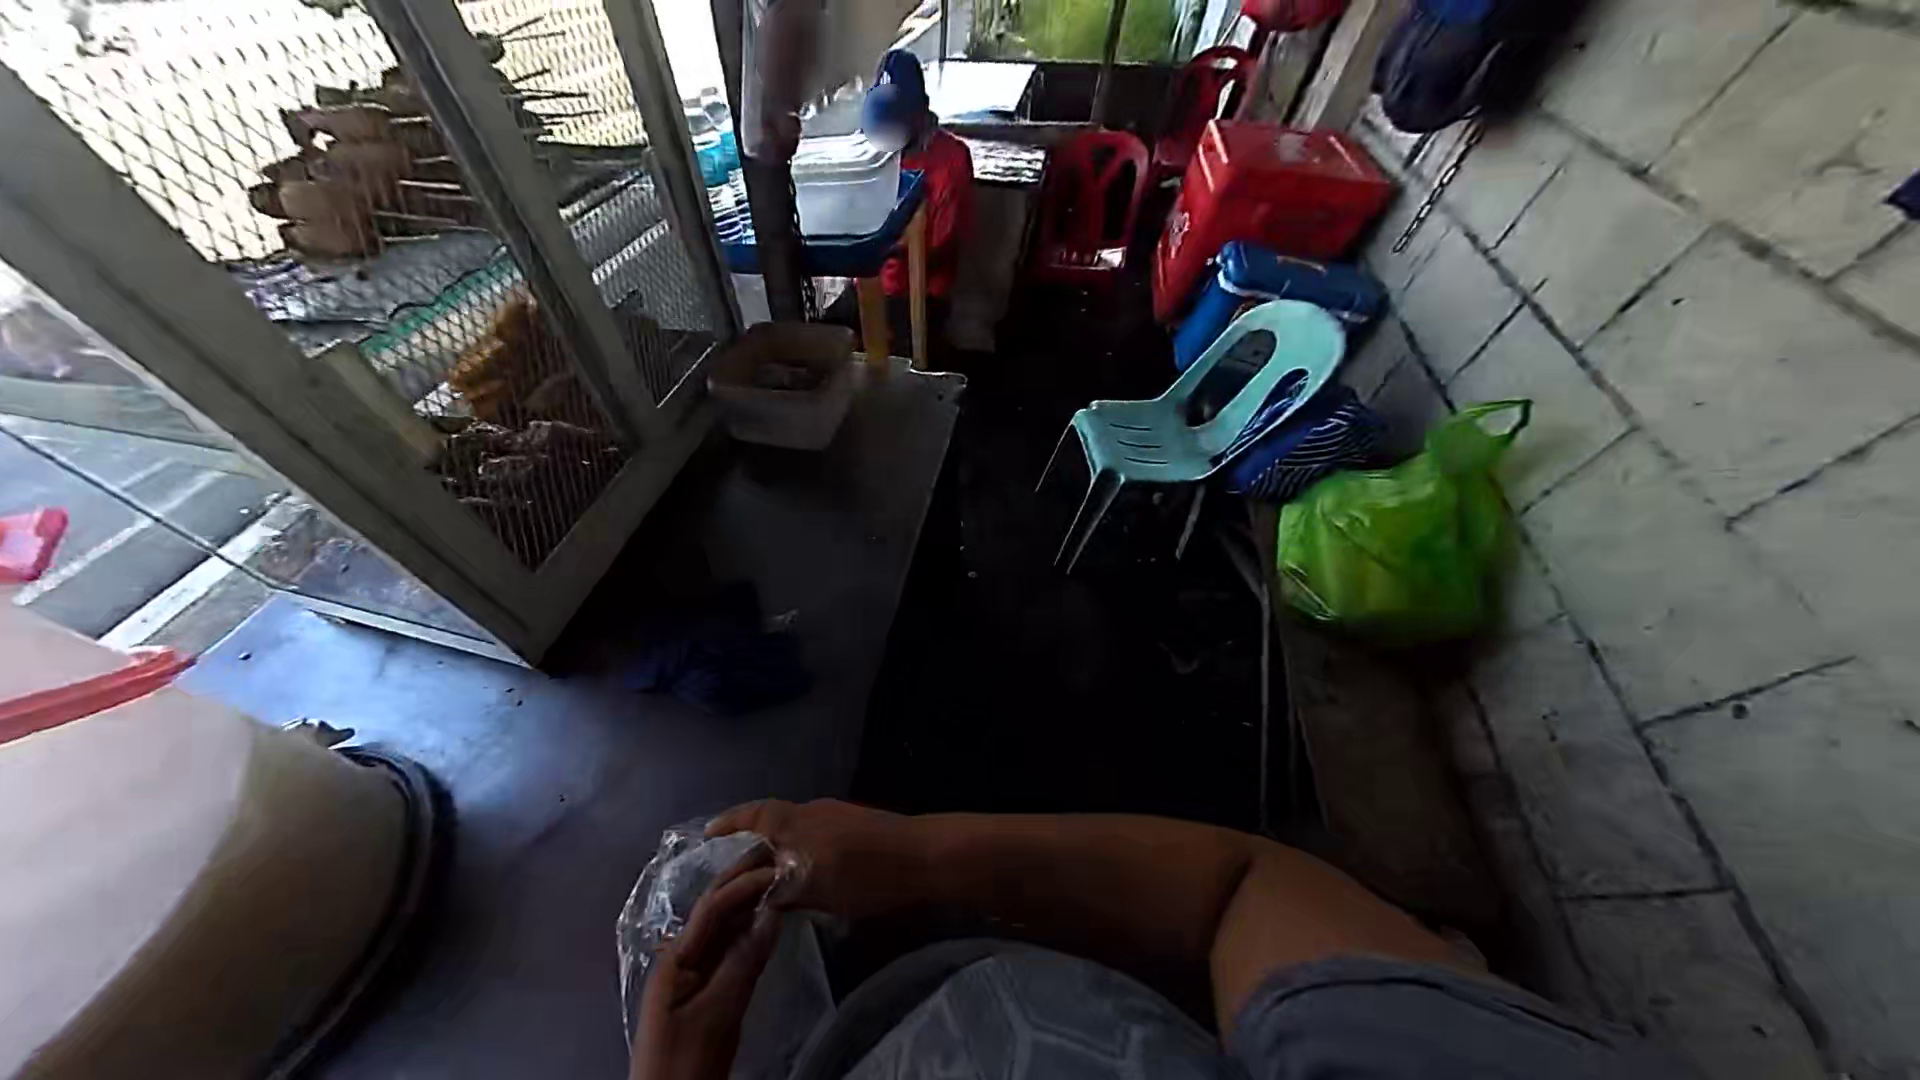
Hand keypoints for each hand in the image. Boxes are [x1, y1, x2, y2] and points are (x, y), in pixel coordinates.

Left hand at [631, 852, 780, 1079]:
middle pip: (715, 910)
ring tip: (781, 879)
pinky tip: (772, 918)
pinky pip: (732, 948)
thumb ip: (744, 962)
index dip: (744, 885)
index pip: (712, 908)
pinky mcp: (710, 989)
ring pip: (726, 926)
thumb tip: (773, 913)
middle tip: (777, 859)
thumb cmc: (684, 1065)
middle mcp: (684, 957)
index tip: (777, 870)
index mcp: (675, 959)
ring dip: (751, 902)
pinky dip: (753, 929)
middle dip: (743, 882)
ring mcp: (696, 974)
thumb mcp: (717, 1014)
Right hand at [707, 799, 922, 920]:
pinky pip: (814, 832)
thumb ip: (785, 889)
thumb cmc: (867, 874)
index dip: (730, 821)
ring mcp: (836, 814)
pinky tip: (803, 873)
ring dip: (778, 848)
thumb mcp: (818, 889)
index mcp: (799, 822)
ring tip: (765, 878)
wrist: (921, 856)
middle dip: (752, 843)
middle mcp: (813, 811)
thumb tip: (762, 891)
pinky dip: (800, 849)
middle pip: (773, 822)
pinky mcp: (854, 823)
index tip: (709, 832)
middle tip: (734, 870)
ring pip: (795, 829)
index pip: (756, 815)